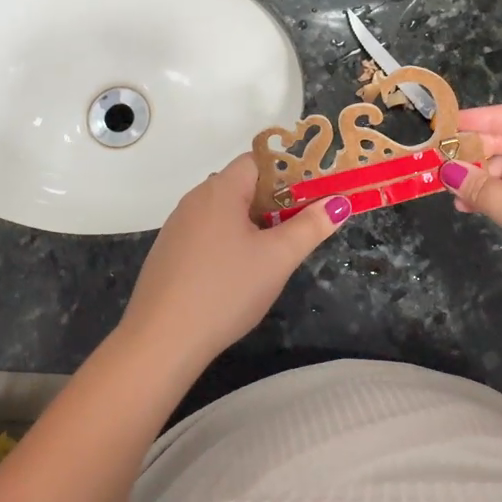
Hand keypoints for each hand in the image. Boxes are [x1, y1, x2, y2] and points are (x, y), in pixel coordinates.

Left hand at [119, 152, 348, 367]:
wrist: (161, 340)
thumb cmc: (226, 290)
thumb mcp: (277, 259)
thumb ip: (311, 226)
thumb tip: (339, 201)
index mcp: (221, 189)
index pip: (260, 160)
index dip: (291, 171)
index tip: (315, 193)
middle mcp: (196, 198)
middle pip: (243, 184)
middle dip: (276, 200)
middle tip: (304, 224)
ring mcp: (179, 225)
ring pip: (226, 211)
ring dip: (254, 222)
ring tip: (277, 250)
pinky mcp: (170, 251)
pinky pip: (208, 232)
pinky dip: (230, 240)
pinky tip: (240, 272)